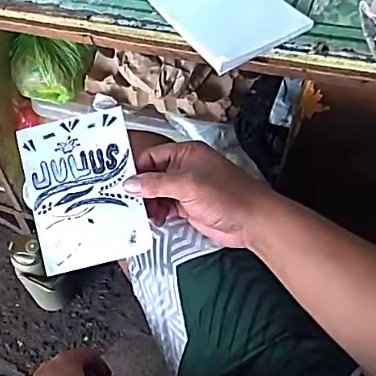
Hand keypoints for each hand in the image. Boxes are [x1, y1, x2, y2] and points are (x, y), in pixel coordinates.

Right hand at [122, 141, 276, 248]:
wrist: (252, 221)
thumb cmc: (226, 195)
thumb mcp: (187, 185)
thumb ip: (156, 184)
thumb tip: (129, 184)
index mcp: (186, 154)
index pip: (152, 156)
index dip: (137, 169)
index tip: (123, 184)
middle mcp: (185, 168)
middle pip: (152, 176)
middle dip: (141, 189)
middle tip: (129, 203)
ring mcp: (187, 189)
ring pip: (158, 193)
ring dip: (149, 204)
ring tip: (144, 214)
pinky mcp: (189, 207)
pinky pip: (166, 207)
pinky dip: (158, 213)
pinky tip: (155, 220)